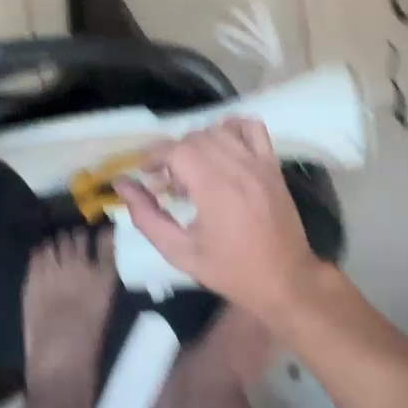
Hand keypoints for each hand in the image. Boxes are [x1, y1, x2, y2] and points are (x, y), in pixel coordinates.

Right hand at [116, 118, 325, 319]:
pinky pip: (253, 128)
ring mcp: (259, 164)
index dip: (155, 155)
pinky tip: (223, 147)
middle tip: (170, 184)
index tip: (146, 173)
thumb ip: (147, 217)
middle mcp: (238, 168)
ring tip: (195, 172)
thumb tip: (123, 186)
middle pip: (195, 138)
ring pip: (220, 130)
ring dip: (199, 143)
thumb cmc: (231, 270)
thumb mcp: (180, 252)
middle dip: (175, 154)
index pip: (177, 150)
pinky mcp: (273, 165)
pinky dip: (234, 128)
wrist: (285, 279)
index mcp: (214, 190)